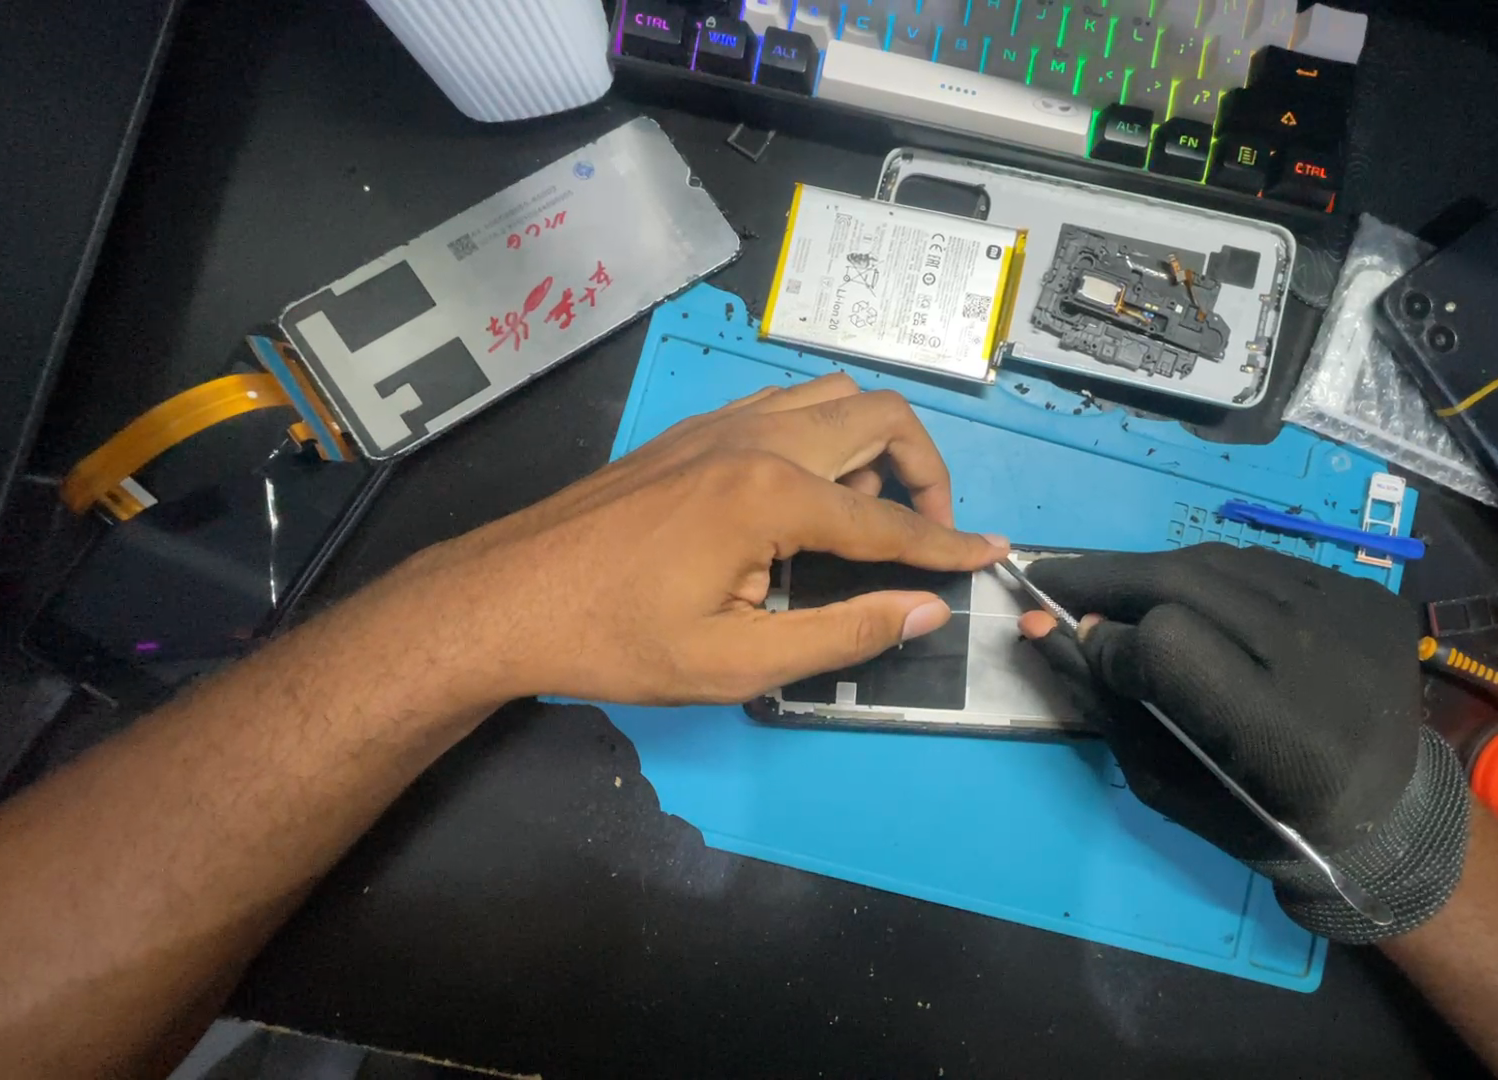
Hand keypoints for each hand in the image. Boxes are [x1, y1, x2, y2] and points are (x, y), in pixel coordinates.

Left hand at [369, 374, 1006, 706]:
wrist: (506, 596)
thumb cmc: (619, 639)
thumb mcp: (738, 663)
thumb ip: (843, 633)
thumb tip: (926, 608)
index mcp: (774, 496)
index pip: (889, 520)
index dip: (948, 543)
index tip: (991, 552)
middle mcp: (760, 439)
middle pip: (880, 419)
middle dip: (926, 472)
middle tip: (928, 529)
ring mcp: (725, 423)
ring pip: (836, 398)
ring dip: (876, 444)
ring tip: (871, 507)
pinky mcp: (698, 429)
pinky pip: (790, 405)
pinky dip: (829, 434)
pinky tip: (811, 485)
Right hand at [1017, 545, 1470, 942]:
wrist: (1387, 811)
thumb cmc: (1259, 815)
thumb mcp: (1162, 779)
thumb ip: (1101, 700)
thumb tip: (1039, 627)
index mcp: (1280, 734)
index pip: (1166, 641)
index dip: (1111, 641)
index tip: (1080, 644)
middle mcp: (1325, 659)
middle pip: (1185, 578)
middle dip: (1105, 577)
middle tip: (1051, 579)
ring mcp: (1353, 615)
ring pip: (1218, 560)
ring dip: (1150, 571)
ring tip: (1112, 587)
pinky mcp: (1367, 594)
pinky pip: (1259, 563)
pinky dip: (1206, 576)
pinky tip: (1185, 595)